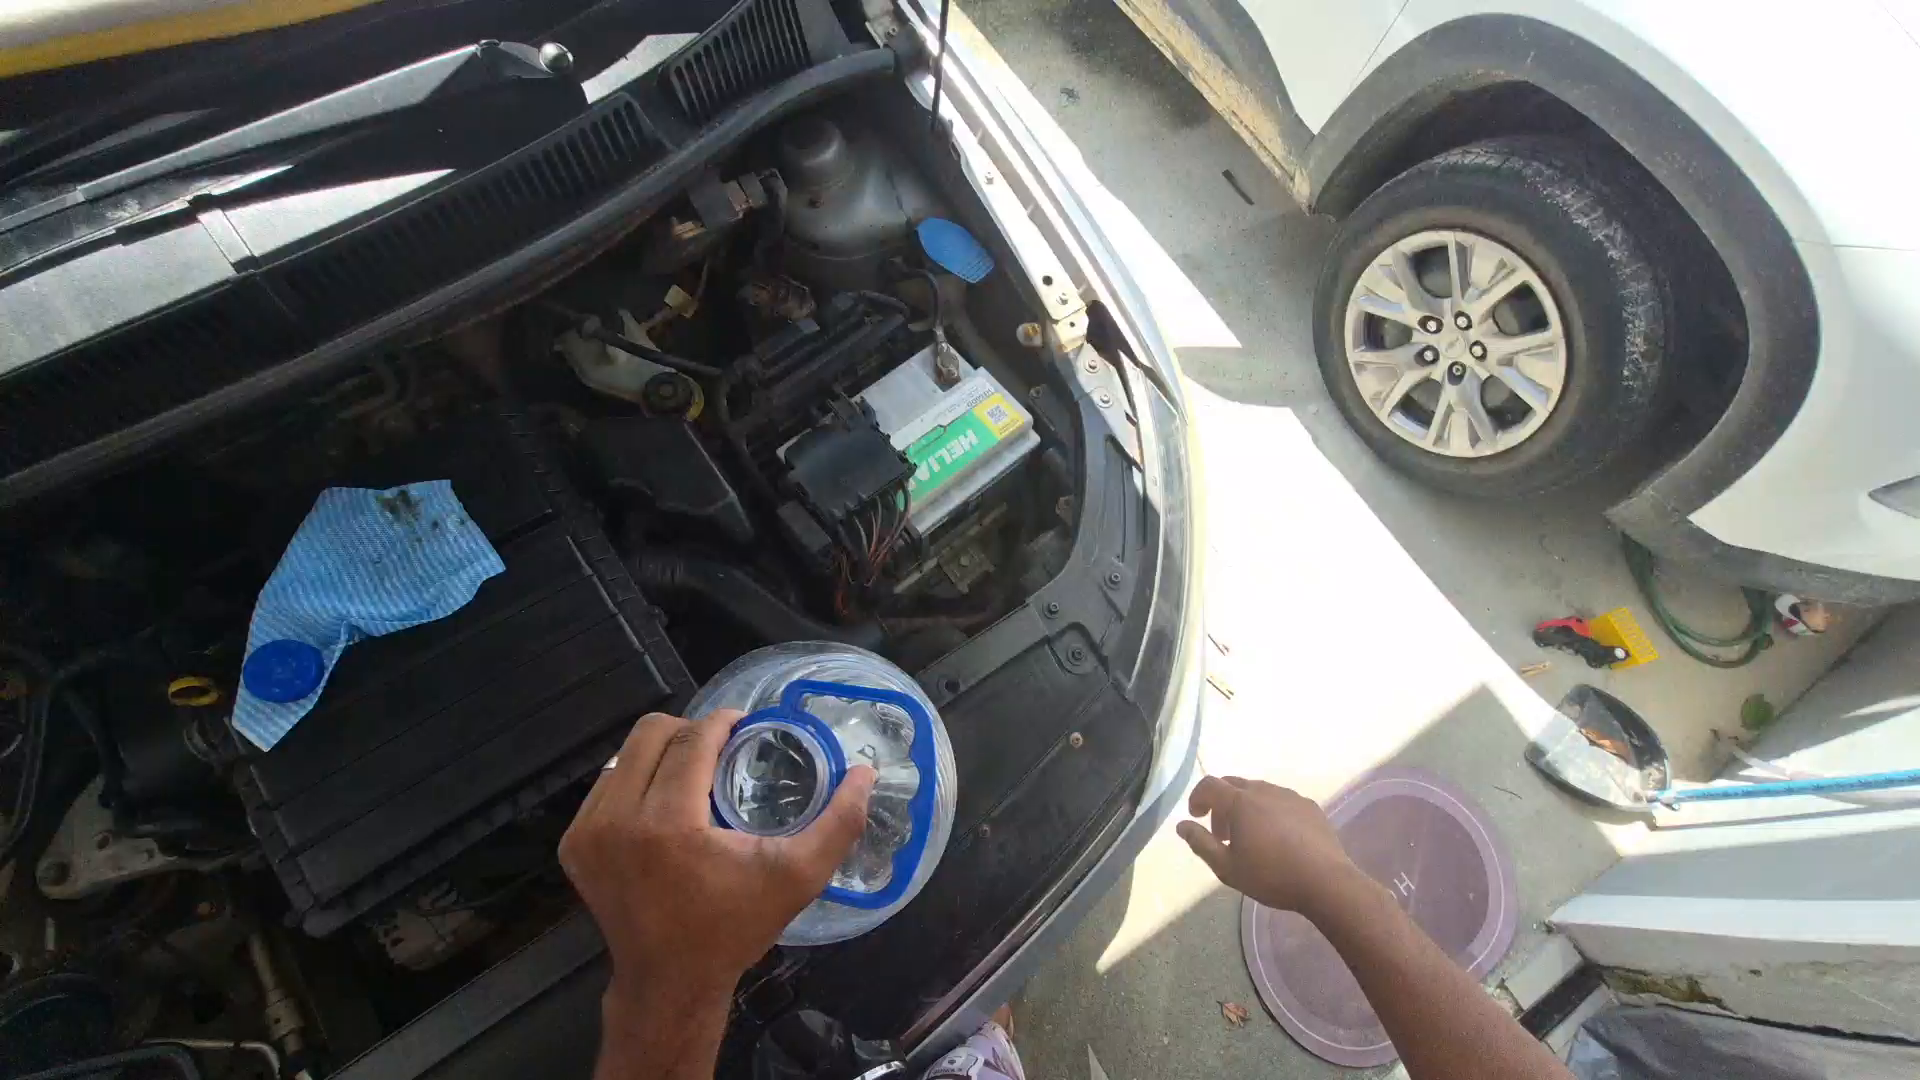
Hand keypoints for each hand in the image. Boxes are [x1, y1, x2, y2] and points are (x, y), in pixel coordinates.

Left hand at [559, 710, 875, 1012]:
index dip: (722, 721)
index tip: (745, 725)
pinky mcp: (574, 844)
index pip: (691, 739)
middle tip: (723, 748)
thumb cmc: (734, 926)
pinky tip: (665, 799)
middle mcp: (617, 820)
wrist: (669, 985)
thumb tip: (866, 772)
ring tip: (695, 772)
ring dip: (664, 751)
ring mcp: (589, 832)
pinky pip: (607, 781)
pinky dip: (638, 776)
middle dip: (692, 729)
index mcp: (667, 823)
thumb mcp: (798, 877)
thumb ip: (839, 822)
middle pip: (652, 733)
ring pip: (626, 752)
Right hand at [1176, 775, 1368, 918]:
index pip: (1210, 785)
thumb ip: (1201, 843)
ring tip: (1251, 835)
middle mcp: (1263, 791)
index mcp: (1240, 802)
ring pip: (1258, 791)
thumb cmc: (1272, 876)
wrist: (1328, 884)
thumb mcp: (1227, 868)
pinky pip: (1281, 800)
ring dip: (1246, 806)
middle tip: (1222, 832)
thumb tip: (1181, 826)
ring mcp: (1289, 796)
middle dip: (1221, 803)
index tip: (1196, 816)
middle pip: (1233, 784)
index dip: (1197, 797)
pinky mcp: (1310, 807)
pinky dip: (1270, 810)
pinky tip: (1278, 836)